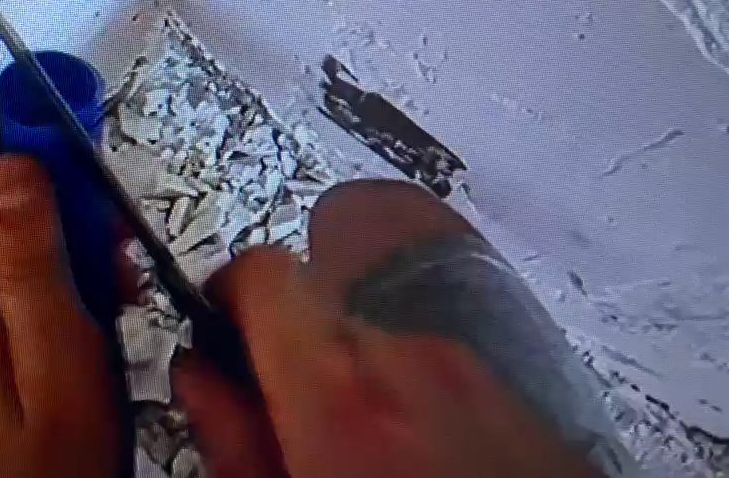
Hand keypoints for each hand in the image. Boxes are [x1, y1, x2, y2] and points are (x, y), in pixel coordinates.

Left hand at [0, 105, 121, 477]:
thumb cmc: (44, 461)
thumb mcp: (59, 366)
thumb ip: (28, 261)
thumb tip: (9, 161)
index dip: (5, 125)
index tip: (72, 149)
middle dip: (36, 186)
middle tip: (104, 239)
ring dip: (35, 222)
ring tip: (96, 279)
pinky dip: (12, 248)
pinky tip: (59, 291)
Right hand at [175, 246, 604, 477]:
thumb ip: (231, 438)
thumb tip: (198, 371)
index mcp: (336, 387)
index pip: (263, 270)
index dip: (231, 292)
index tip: (223, 333)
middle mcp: (406, 358)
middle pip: (319, 303)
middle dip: (293, 345)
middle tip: (291, 417)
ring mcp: (478, 375)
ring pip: (378, 336)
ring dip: (356, 373)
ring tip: (369, 453)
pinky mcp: (530, 404)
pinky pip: (438, 368)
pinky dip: (413, 396)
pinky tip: (426, 463)